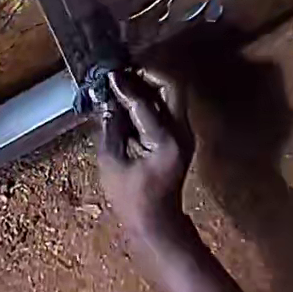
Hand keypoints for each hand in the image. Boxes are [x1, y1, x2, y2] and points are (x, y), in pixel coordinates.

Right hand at [97, 68, 195, 251]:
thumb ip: (111, 125)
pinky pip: (169, 104)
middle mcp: (181, 132)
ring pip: (173, 92)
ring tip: (125, 78)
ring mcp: (185, 133)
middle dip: (148, 73)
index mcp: (164, 141)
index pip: (145, 103)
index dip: (126, 86)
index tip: (110, 74)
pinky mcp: (181, 134)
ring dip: (151, 82)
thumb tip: (107, 96)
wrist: (156, 221)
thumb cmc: (130, 197)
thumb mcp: (112, 161)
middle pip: (172, 87)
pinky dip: (152, 95)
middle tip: (124, 71)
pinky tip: (132, 95)